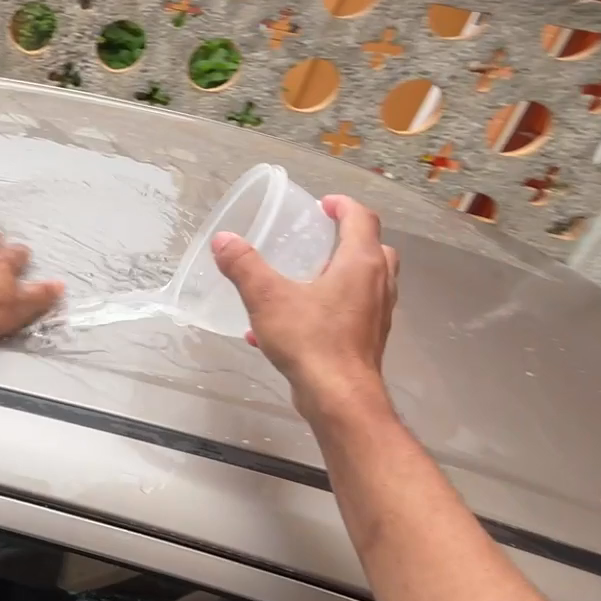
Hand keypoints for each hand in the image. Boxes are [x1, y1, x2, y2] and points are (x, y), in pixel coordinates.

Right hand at [213, 195, 398, 415]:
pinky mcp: (368, 339)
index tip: (323, 204)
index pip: (361, 219)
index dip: (343, 206)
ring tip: (308, 277)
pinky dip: (328, 306)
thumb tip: (223, 239)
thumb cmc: (310, 340)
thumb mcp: (267, 299)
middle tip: (319, 239)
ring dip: (342, 272)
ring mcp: (377, 314)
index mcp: (360, 264)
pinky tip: (290, 324)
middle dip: (348, 239)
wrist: (338, 396)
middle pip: (372, 249)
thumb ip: (244, 267)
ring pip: (366, 282)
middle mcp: (377, 284)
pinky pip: (350, 311)